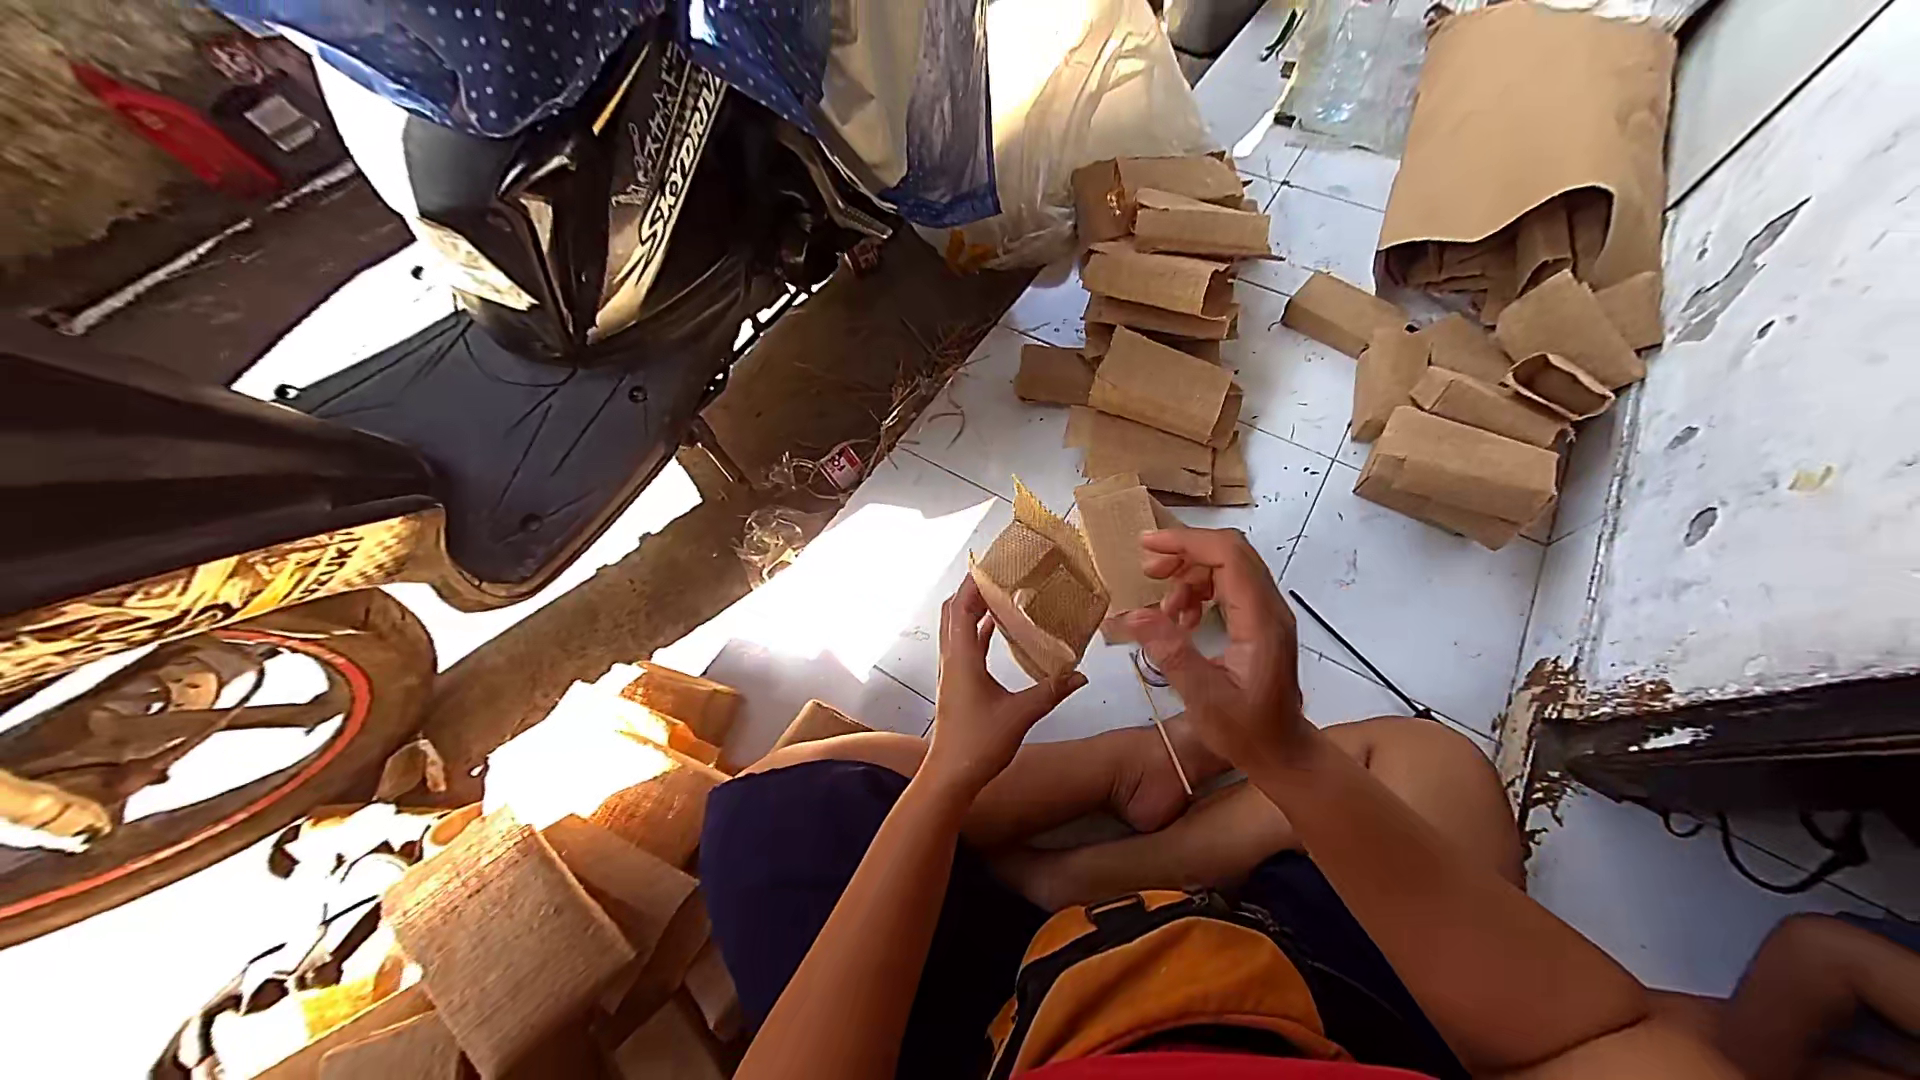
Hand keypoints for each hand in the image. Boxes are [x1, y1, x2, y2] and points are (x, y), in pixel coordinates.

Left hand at [923, 576, 1086, 797]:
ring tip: (999, 592)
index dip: (973, 583)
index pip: (961, 608)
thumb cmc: (978, 744)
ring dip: (972, 607)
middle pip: (953, 611)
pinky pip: (964, 644)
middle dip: (972, 589)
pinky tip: (995, 626)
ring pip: (956, 626)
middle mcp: (952, 658)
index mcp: (961, 658)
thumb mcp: (1020, 714)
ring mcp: (953, 670)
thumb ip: (1051, 691)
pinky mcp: (958, 681)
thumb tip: (1080, 675)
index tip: (992, 564)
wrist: (951, 775)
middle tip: (998, 574)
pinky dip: (977, 629)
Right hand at [1123, 528, 1310, 768]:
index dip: (1187, 543)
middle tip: (1149, 571)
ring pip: (1228, 566)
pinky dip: (1198, 590)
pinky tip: (1181, 619)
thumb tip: (1134, 615)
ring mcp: (1266, 613)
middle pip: (1230, 552)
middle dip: (1184, 551)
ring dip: (1189, 573)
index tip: (1148, 547)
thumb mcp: (1203, 698)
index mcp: (1260, 622)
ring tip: (1163, 606)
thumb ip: (1171, 653)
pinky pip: (1228, 585)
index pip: (1229, 556)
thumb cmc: (1248, 733)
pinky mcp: (1258, 621)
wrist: (1283, 753)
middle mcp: (1269, 609)